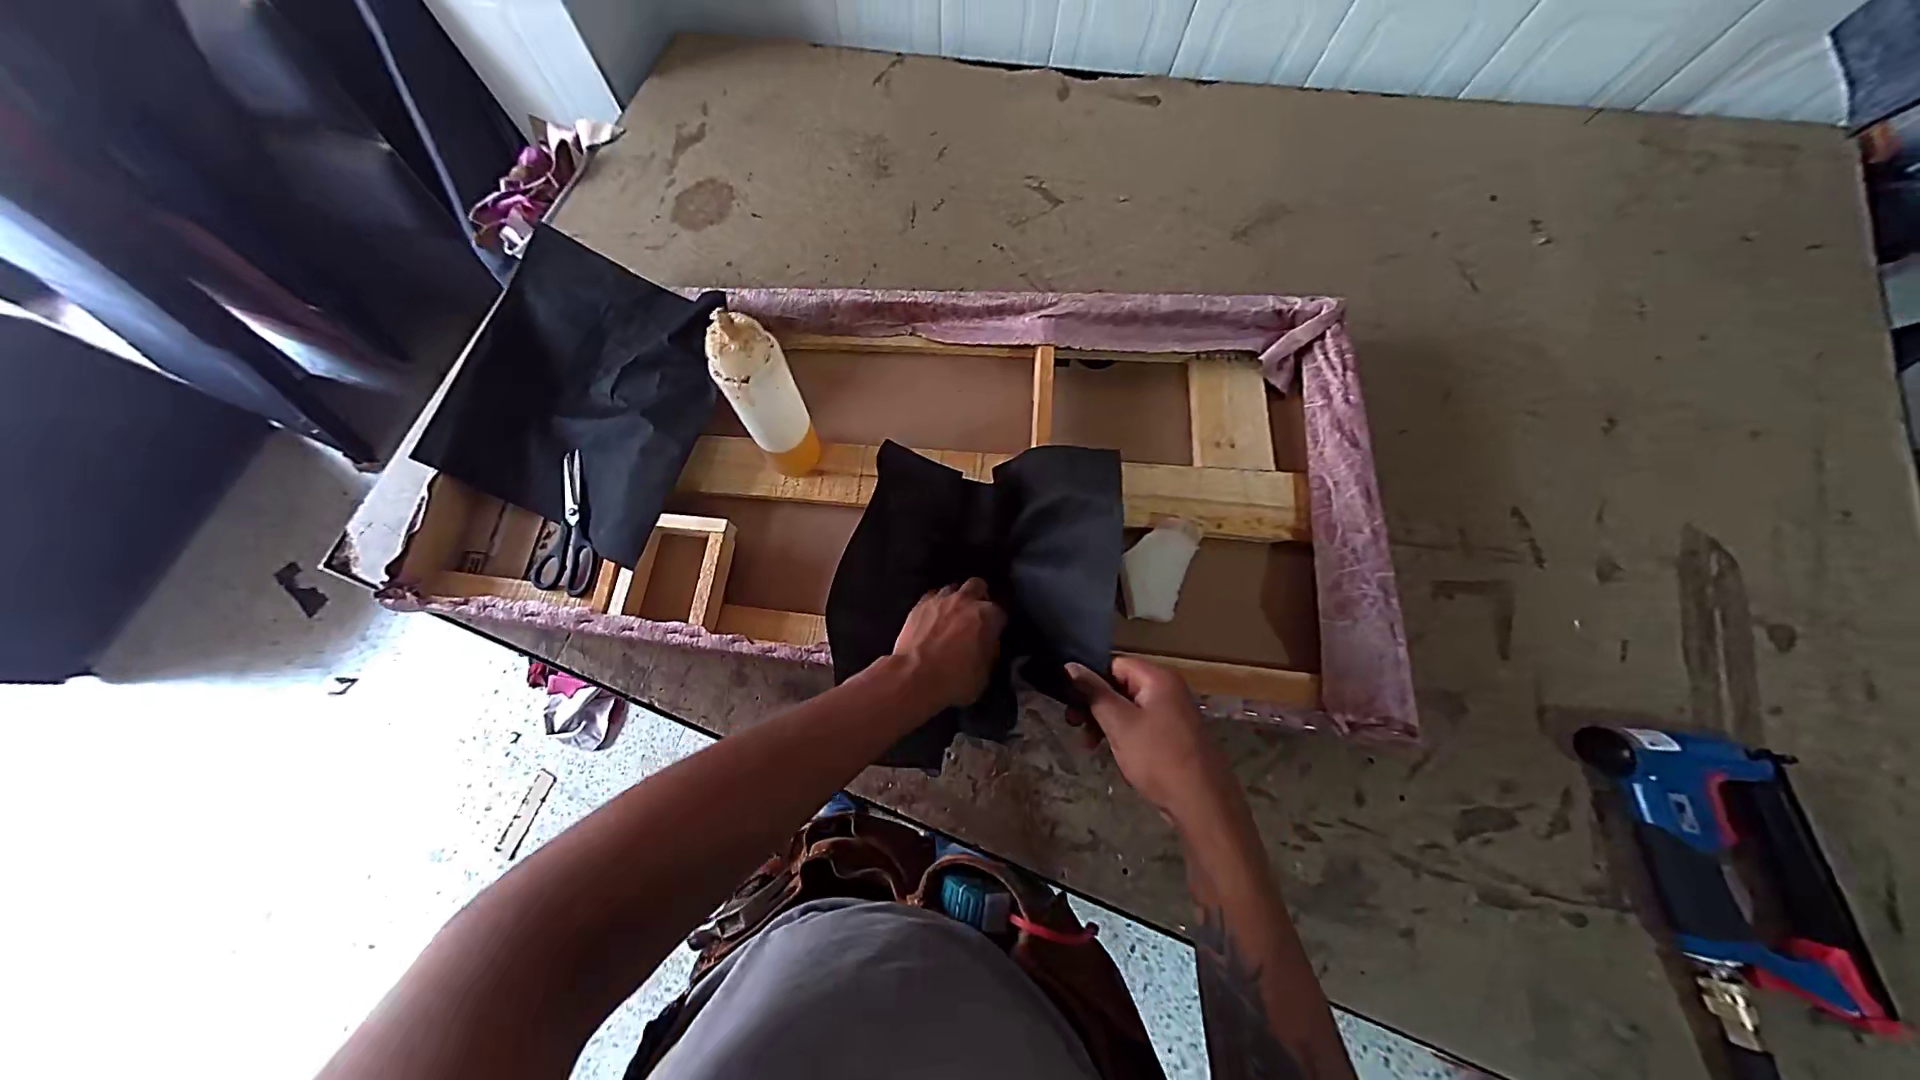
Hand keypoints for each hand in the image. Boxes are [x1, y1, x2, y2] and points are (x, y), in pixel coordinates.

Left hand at [891, 578, 1006, 711]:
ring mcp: (942, 599)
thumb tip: (988, 646)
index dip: (997, 623)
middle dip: (979, 596)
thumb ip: (990, 654)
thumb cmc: (954, 679)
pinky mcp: (920, 604)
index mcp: (988, 616)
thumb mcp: (984, 675)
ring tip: (953, 614)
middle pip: (978, 586)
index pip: (1001, 612)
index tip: (993, 632)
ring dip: (956, 599)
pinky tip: (934, 616)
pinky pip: (933, 596)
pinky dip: (936, 604)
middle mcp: (966, 601)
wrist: (914, 676)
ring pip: (954, 587)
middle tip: (975, 614)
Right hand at [1066, 657, 1240, 822]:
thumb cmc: (1158, 757)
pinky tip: (1114, 753)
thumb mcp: (1119, 723)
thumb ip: (1094, 692)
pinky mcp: (1176, 735)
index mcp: (1158, 678)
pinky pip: (1143, 724)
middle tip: (1074, 725)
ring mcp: (1175, 713)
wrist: (1203, 803)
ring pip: (1130, 707)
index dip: (1091, 680)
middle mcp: (1169, 689)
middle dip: (1096, 705)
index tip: (1073, 702)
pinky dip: (1125, 734)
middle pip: (1121, 685)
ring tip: (1090, 745)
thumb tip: (1070, 666)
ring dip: (1106, 722)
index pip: (1115, 664)